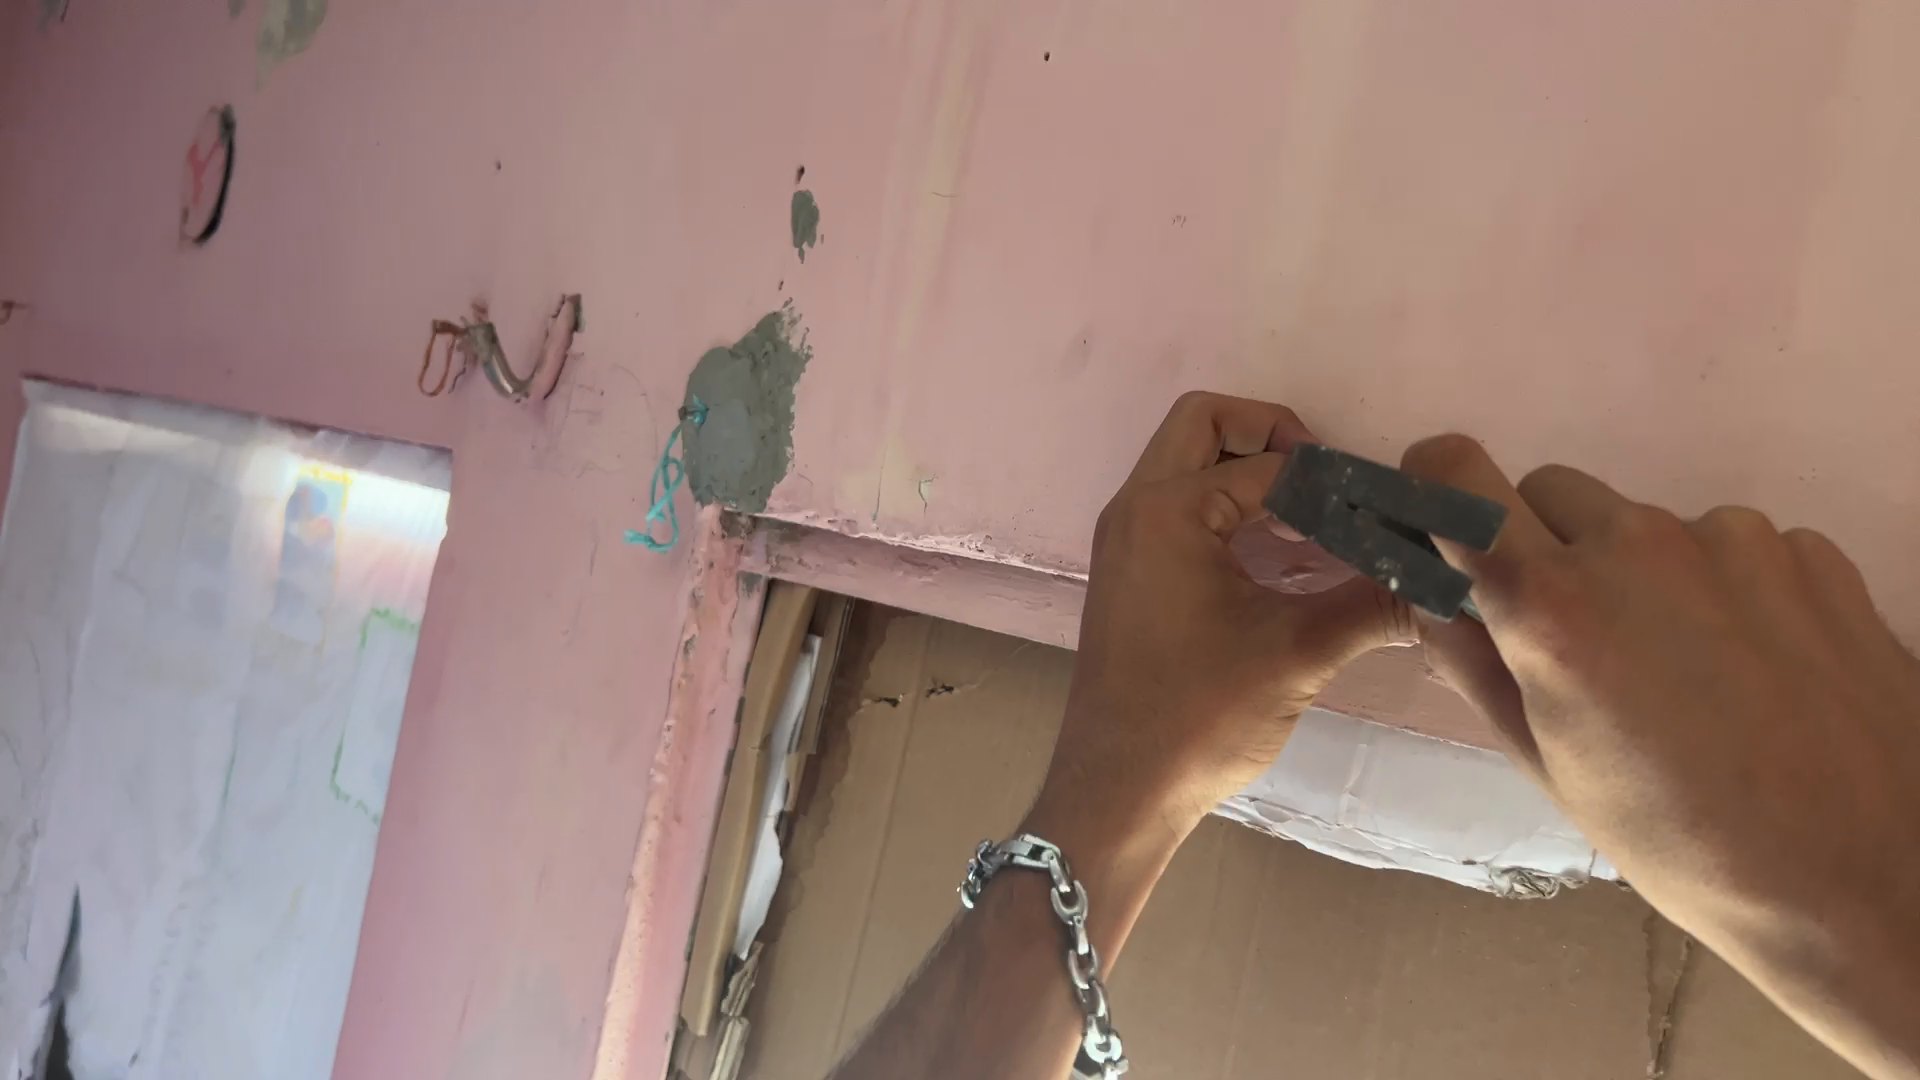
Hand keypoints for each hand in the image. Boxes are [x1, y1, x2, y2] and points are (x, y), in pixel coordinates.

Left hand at [1034, 393, 1416, 844]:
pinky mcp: (1129, 572)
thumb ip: (1374, 603)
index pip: (1268, 463)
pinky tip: (1279, 555)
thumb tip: (1442, 576)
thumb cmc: (1198, 713)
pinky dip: (1227, 511)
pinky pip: (1177, 511)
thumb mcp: (1297, 651)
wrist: (1119, 782)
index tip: (1387, 508)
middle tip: (1330, 483)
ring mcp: (1125, 540)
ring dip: (1248, 474)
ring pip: (1185, 467)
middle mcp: (1134, 508)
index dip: (1336, 480)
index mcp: (1165, 509)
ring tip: (1315, 518)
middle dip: (1272, 436)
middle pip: (1203, 426)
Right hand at [1404, 435, 1919, 1079]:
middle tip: (1556, 617)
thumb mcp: (1530, 751)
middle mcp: (1632, 546)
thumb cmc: (1663, 829)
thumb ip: (1463, 653)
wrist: (1869, 888)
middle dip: (1527, 537)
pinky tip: (1735, 651)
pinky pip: (1715, 539)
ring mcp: (1733, 542)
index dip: (1426, 481)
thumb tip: (1429, 590)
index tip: (1430, 519)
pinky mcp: (1811, 554)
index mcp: (1545, 601)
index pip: (1454, 473)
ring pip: (1628, 518)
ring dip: (1619, 561)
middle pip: (1538, 489)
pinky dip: (1702, 576)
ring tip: (1663, 649)